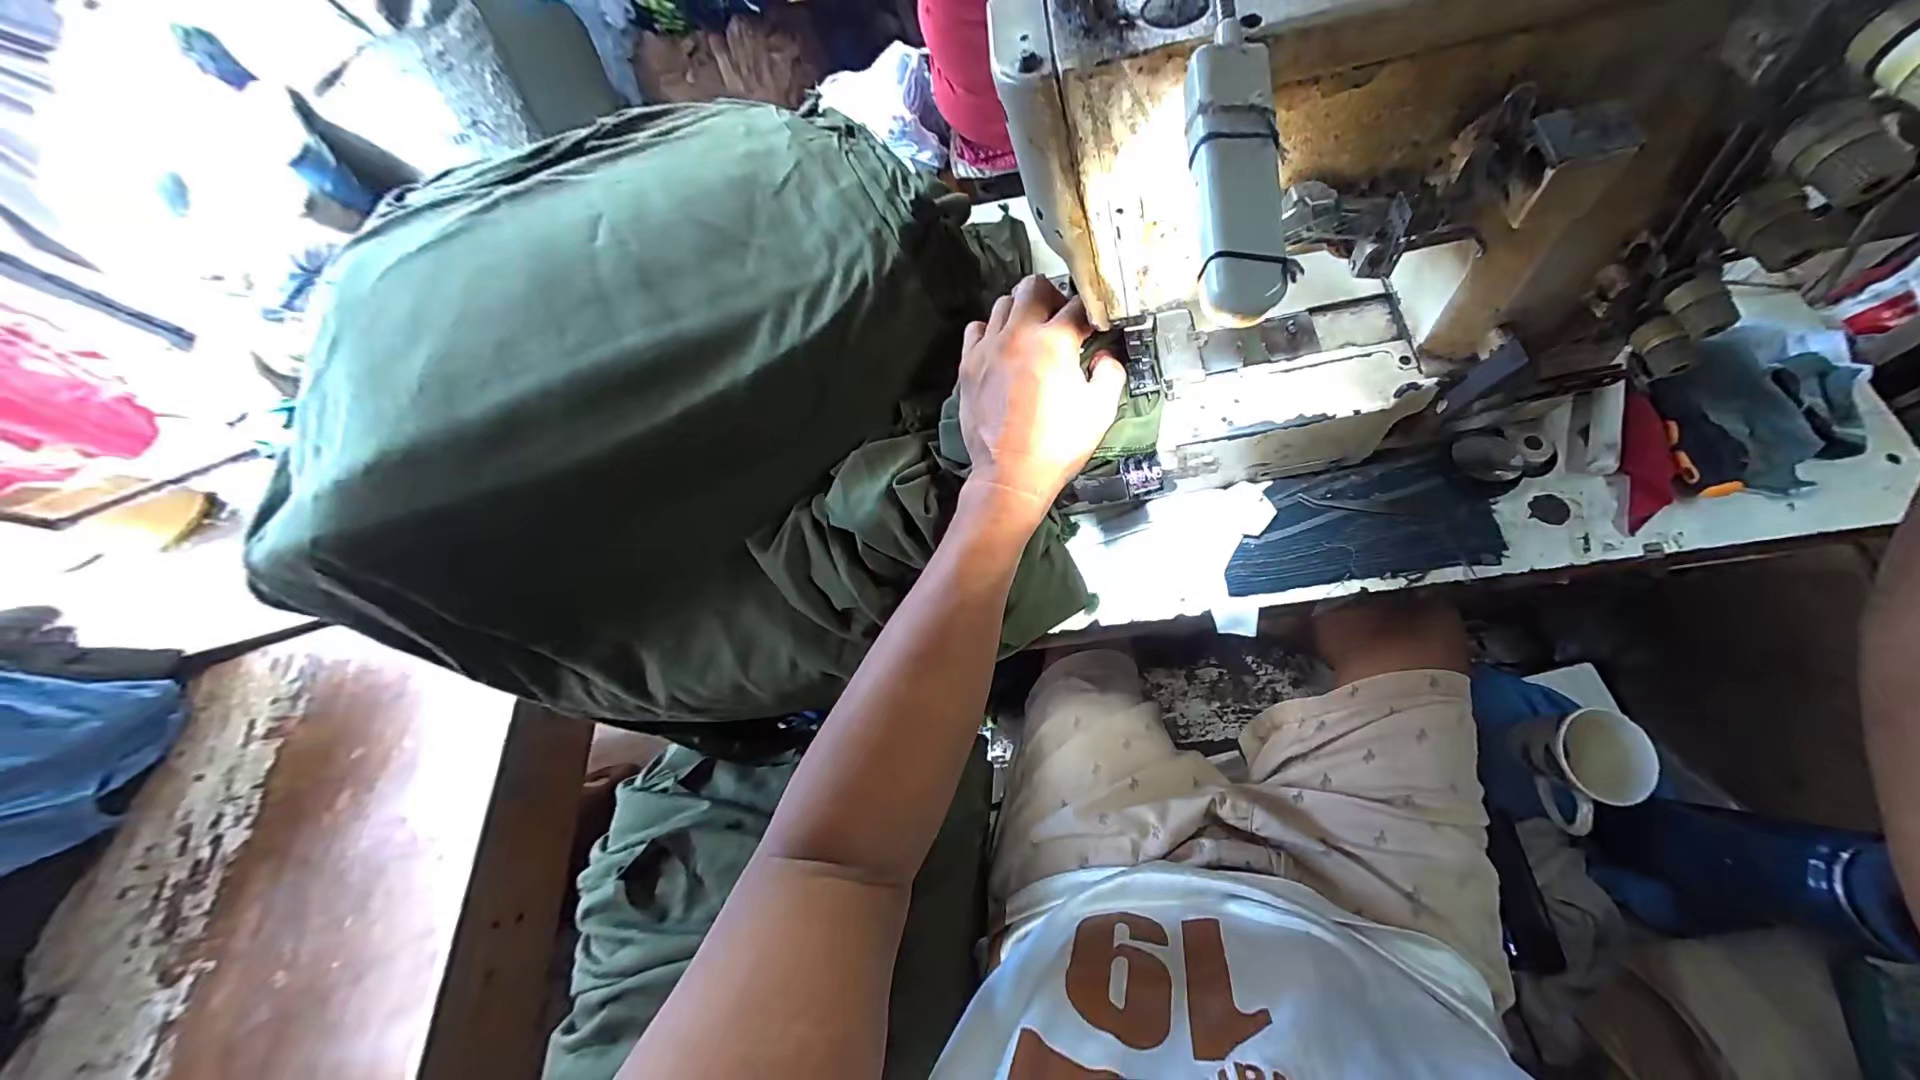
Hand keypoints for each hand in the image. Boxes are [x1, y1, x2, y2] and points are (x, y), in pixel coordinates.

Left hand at [958, 275, 1125, 513]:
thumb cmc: (1056, 446)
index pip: (1078, 306)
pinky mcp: (968, 366)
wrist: (1010, 475)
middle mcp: (1017, 335)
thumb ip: (1110, 374)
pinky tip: (1001, 347)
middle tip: (1060, 320)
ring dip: (1021, 311)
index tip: (1093, 325)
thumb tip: (1105, 357)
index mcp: (1054, 341)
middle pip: (1034, 287)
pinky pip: (976, 329)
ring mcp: (988, 348)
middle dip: (1052, 297)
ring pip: (1002, 303)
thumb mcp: (1100, 411)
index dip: (1091, 313)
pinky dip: (990, 330)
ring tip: (1030, 333)